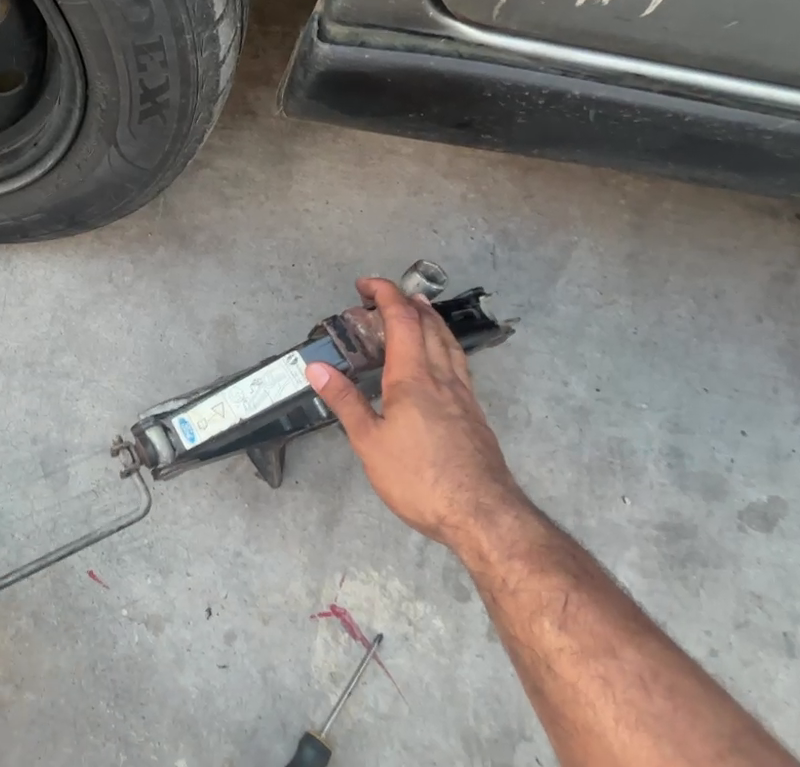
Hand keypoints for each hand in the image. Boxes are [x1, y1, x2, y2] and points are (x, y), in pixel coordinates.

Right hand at [305, 277, 527, 550]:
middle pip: (430, 327)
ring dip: (431, 321)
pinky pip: (458, 365)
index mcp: (413, 378)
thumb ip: (345, 401)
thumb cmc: (418, 477)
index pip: (402, 322)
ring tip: (419, 311)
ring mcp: (464, 397)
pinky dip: (444, 346)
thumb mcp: (369, 442)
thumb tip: (316, 368)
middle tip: (384, 297)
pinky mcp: (474, 416)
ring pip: (450, 344)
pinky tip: (440, 361)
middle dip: (407, 304)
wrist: (482, 514)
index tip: (365, 285)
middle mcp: (442, 379)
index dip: (385, 296)